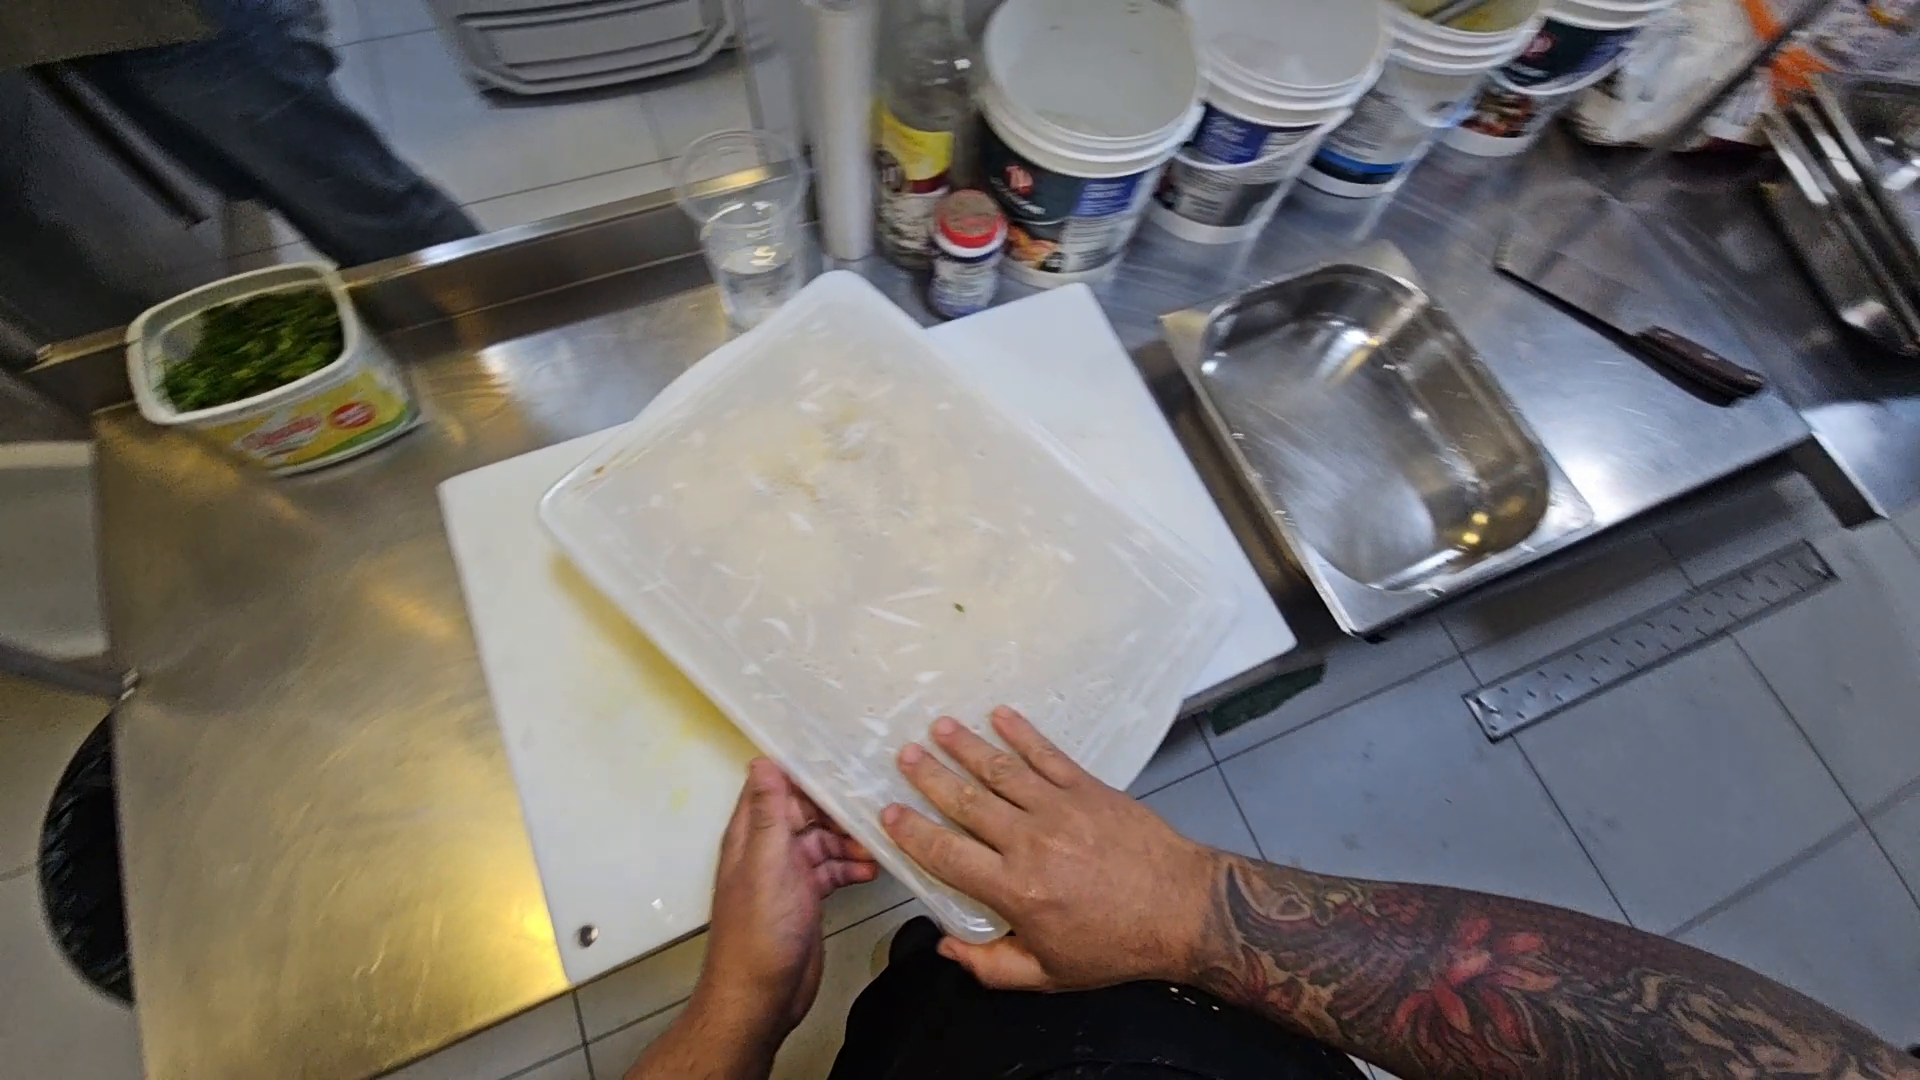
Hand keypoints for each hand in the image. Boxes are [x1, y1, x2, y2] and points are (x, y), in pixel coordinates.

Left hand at [695, 759, 878, 1050]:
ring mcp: (789, 872)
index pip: (776, 786)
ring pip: (824, 838)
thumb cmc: (759, 931)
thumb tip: (761, 760)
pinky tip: (871, 870)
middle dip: (838, 806)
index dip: (804, 770)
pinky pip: (833, 868)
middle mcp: (769, 848)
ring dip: (850, 838)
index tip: (840, 757)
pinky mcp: (807, 895)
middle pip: (807, 810)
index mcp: (752, 834)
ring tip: (878, 842)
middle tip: (873, 802)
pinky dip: (852, 866)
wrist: (761, 999)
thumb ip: (768, 814)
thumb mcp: (767, 864)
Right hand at [880, 707, 1222, 991]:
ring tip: (938, 726)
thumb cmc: (1115, 945)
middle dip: (929, 776)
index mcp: (1015, 890)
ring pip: (999, 770)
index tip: (887, 812)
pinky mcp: (1085, 786)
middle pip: (966, 801)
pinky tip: (1000, 714)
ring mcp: (1057, 808)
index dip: (912, 832)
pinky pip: (1046, 754)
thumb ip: (992, 967)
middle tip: (903, 754)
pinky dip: (1021, 732)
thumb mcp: (1050, 975)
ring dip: (965, 745)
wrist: (1181, 909)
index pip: (947, 854)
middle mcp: (1028, 841)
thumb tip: (945, 946)